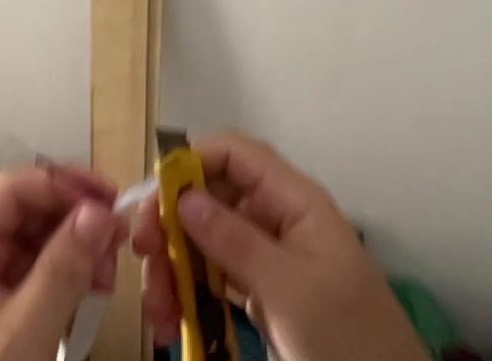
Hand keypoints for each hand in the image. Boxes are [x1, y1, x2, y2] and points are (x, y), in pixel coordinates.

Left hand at [0, 163, 126, 360]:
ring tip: (108, 275)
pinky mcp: (3, 296)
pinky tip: (95, 288)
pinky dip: (72, 272)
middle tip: (120, 239)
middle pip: (30, 209)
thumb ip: (64, 268)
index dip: (62, 184)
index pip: (12, 189)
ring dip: (80, 247)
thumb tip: (102, 211)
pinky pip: (43, 265)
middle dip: (76, 220)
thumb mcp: (26, 331)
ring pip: (42, 235)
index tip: (111, 196)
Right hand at [132, 133, 423, 360]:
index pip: (236, 155)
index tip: (155, 197)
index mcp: (293, 201)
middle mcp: (276, 219)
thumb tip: (182, 196)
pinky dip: (186, 294)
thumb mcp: (290, 288)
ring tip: (156, 310)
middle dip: (171, 224)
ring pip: (204, 241)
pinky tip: (169, 320)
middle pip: (210, 198)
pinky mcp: (260, 294)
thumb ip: (235, 239)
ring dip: (172, 267)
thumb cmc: (348, 335)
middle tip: (143, 257)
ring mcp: (267, 258)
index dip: (193, 162)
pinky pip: (212, 278)